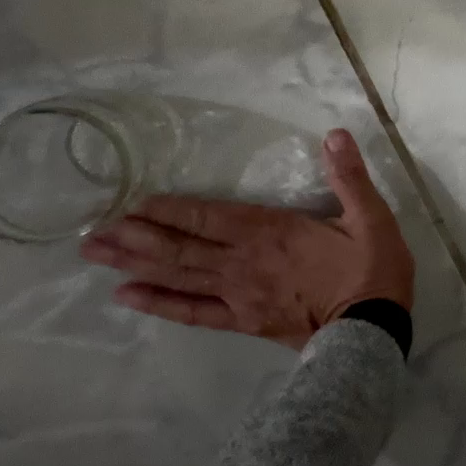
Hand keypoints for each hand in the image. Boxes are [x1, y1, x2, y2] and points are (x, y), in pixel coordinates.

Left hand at [80, 129, 415, 348]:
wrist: (369, 330)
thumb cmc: (372, 267)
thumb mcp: (371, 216)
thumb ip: (349, 177)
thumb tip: (333, 135)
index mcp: (274, 232)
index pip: (213, 217)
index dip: (174, 210)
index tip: (136, 201)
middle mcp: (245, 262)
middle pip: (182, 248)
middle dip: (137, 237)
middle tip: (93, 230)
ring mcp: (238, 295)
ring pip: (178, 276)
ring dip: (135, 265)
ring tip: (96, 254)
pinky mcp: (242, 321)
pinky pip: (191, 313)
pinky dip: (158, 304)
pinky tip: (128, 296)